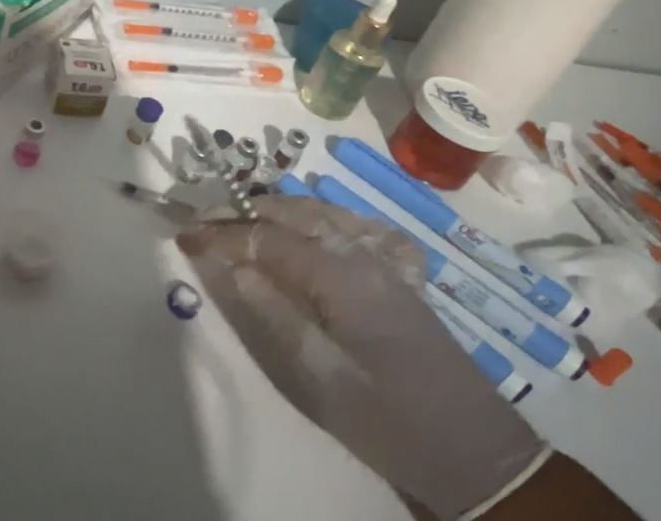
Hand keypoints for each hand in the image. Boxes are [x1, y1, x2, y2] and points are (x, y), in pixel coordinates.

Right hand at [178, 198, 547, 519]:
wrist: (477, 452)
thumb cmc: (389, 420)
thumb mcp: (320, 378)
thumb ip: (273, 314)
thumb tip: (232, 266)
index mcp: (340, 277)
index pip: (267, 238)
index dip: (222, 234)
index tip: (183, 233)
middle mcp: (364, 256)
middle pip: (295, 213)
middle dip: (245, 212)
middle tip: (205, 222)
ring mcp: (388, 264)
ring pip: (326, 212)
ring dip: (280, 209)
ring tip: (244, 219)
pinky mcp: (402, 279)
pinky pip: (356, 227)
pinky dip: (322, 217)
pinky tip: (313, 228)